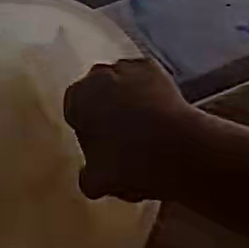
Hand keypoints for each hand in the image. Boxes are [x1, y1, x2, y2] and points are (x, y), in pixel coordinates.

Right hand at [64, 58, 203, 202]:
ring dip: (125, 95)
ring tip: (141, 124)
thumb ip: (85, 172)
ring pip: (120, 80)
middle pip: (96, 89)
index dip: (84, 126)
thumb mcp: (94, 181)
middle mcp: (100, 74)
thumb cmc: (128, 162)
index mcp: (78, 98)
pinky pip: (144, 77)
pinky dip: (147, 89)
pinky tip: (156, 111)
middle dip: (103, 106)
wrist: (175, 146)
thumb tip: (88, 172)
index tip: (96, 142)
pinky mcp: (156, 66)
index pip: (74, 108)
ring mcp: (129, 66)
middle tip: (117, 134)